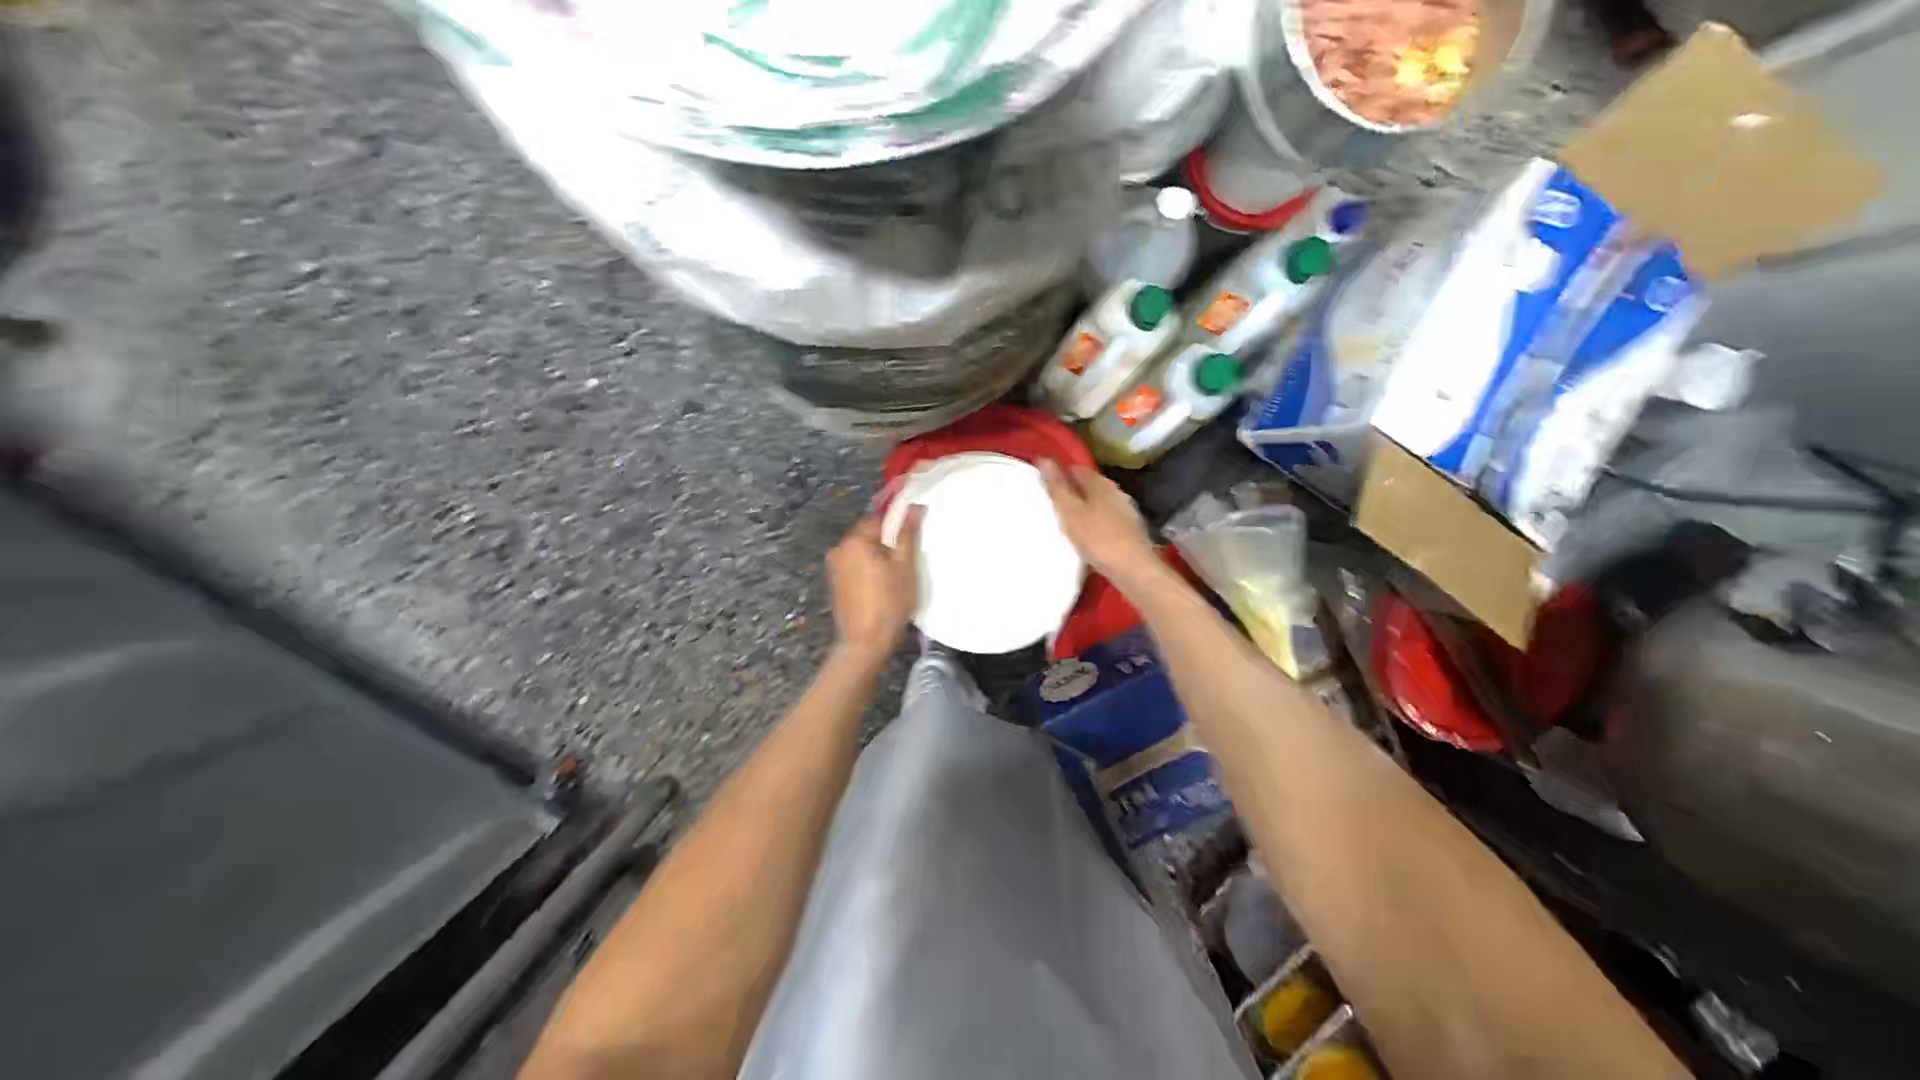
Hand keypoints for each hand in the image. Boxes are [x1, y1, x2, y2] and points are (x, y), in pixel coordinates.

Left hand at [827, 507, 923, 657]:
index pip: (878, 518)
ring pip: (862, 551)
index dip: (898, 523)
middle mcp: (839, 550)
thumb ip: (907, 535)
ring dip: (879, 555)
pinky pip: (856, 565)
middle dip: (888, 541)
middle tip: (908, 556)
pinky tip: (884, 584)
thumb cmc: (889, 603)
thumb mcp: (904, 567)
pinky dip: (869, 568)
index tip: (914, 535)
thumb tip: (914, 508)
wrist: (865, 643)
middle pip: (868, 534)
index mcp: (854, 541)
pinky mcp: (836, 583)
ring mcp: (835, 568)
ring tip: (898, 572)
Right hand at [1038, 460, 1158, 585]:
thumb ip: (1057, 487)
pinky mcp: (1129, 530)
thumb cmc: (1097, 538)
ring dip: (1084, 508)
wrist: (1133, 569)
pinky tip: (1086, 537)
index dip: (1060, 474)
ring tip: (1066, 522)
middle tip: (1053, 505)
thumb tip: (1045, 458)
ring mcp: (1125, 511)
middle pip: (1089, 485)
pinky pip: (1106, 519)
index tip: (1045, 485)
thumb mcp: (1070, 512)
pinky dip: (1094, 523)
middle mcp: (1115, 492)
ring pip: (1099, 503)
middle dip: (1072, 491)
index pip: (1077, 468)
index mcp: (1100, 483)